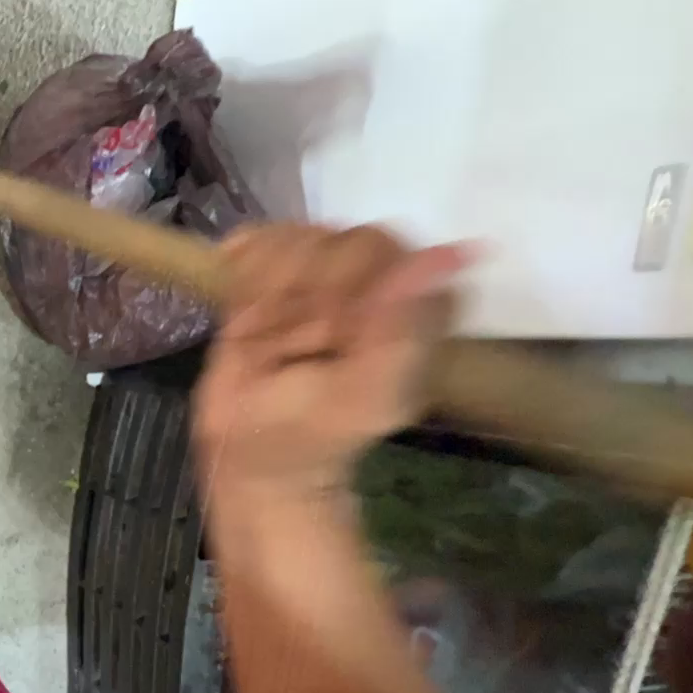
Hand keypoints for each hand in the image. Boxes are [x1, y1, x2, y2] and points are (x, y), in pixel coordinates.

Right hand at [194, 223, 470, 499]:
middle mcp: (367, 283)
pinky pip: (254, 242)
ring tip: (263, 331)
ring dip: (269, 285)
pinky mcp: (264, 284)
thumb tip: (451, 252)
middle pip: (341, 239)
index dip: (353, 282)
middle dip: (308, 290)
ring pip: (296, 236)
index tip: (331, 332)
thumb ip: (403, 330)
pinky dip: (241, 263)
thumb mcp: (368, 396)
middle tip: (293, 342)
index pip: (391, 249)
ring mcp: (313, 281)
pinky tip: (240, 303)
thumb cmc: (316, 434)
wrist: (253, 455)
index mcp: (410, 304)